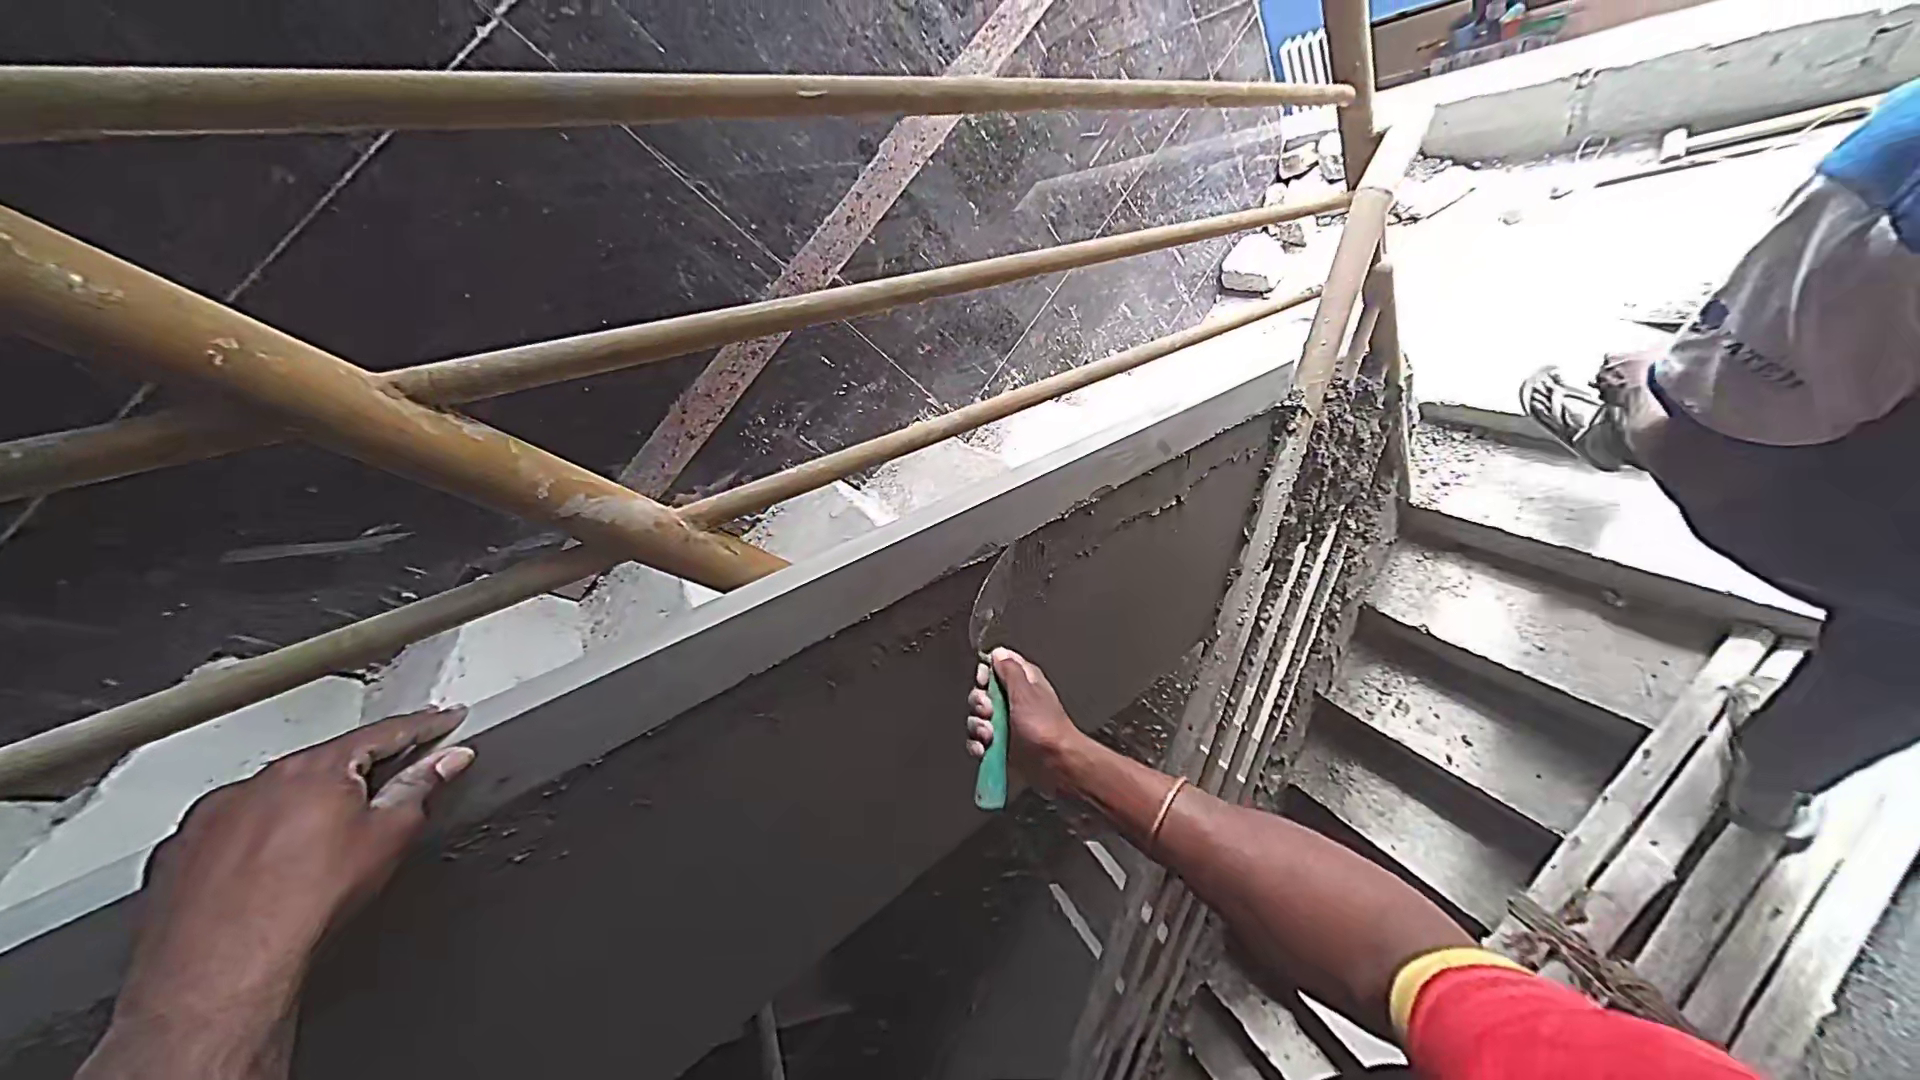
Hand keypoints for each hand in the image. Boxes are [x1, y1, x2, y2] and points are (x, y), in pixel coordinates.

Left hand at [116, 708, 473, 1024]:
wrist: (220, 975)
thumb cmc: (304, 905)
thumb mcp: (392, 834)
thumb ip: (421, 786)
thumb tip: (446, 759)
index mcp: (314, 769)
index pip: (385, 732)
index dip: (424, 726)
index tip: (444, 721)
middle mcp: (258, 783)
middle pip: (330, 759)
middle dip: (367, 767)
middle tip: (400, 780)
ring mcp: (211, 817)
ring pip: (280, 791)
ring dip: (313, 799)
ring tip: (335, 836)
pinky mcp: (178, 853)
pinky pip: (237, 824)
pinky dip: (266, 830)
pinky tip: (281, 862)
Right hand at [965, 647, 1087, 795]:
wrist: (1056, 767)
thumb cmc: (1047, 729)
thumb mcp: (1025, 692)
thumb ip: (1010, 670)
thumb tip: (998, 653)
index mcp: (1024, 683)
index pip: (997, 667)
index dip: (985, 673)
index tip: (984, 684)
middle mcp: (1014, 702)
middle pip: (982, 693)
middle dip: (979, 703)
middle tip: (988, 712)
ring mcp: (1006, 725)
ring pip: (978, 718)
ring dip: (977, 727)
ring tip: (989, 735)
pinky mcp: (1000, 746)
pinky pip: (978, 741)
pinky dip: (977, 745)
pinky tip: (984, 748)